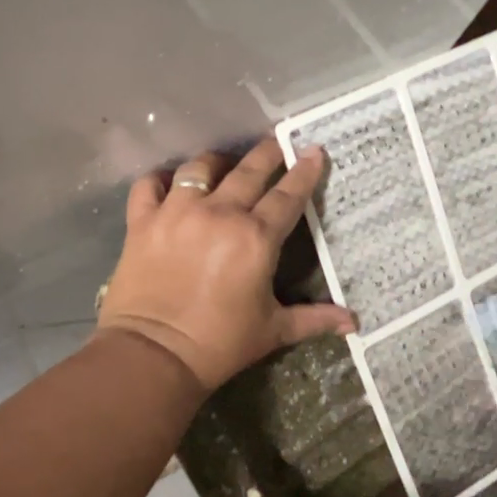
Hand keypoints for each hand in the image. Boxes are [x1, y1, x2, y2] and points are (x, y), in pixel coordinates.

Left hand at [97, 139, 356, 390]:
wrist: (154, 354)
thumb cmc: (221, 344)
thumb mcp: (273, 330)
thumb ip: (313, 318)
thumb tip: (353, 324)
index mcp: (256, 237)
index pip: (287, 195)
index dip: (304, 171)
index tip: (313, 150)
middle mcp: (219, 213)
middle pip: (248, 171)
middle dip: (267, 153)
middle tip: (277, 143)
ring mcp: (177, 213)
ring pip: (200, 169)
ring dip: (217, 163)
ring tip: (224, 164)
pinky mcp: (142, 222)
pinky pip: (150, 185)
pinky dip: (162, 180)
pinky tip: (170, 183)